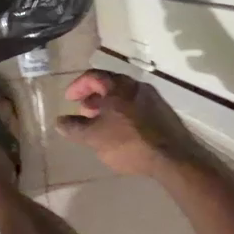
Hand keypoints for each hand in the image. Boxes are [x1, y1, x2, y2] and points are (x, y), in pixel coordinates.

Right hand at [59, 70, 207, 176]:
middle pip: (110, 84)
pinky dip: (125, 113)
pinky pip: (138, 107)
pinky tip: (123, 132)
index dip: (77, 86)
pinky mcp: (164, 114)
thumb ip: (74, 128)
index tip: (69, 99)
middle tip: (84, 111)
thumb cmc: (128, 142)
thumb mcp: (94, 137)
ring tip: (102, 123)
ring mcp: (153, 99)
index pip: (93, 76)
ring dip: (110, 106)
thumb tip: (59, 121)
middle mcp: (136, 86)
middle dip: (94, 96)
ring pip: (125, 96)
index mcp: (118, 86)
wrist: (173, 158)